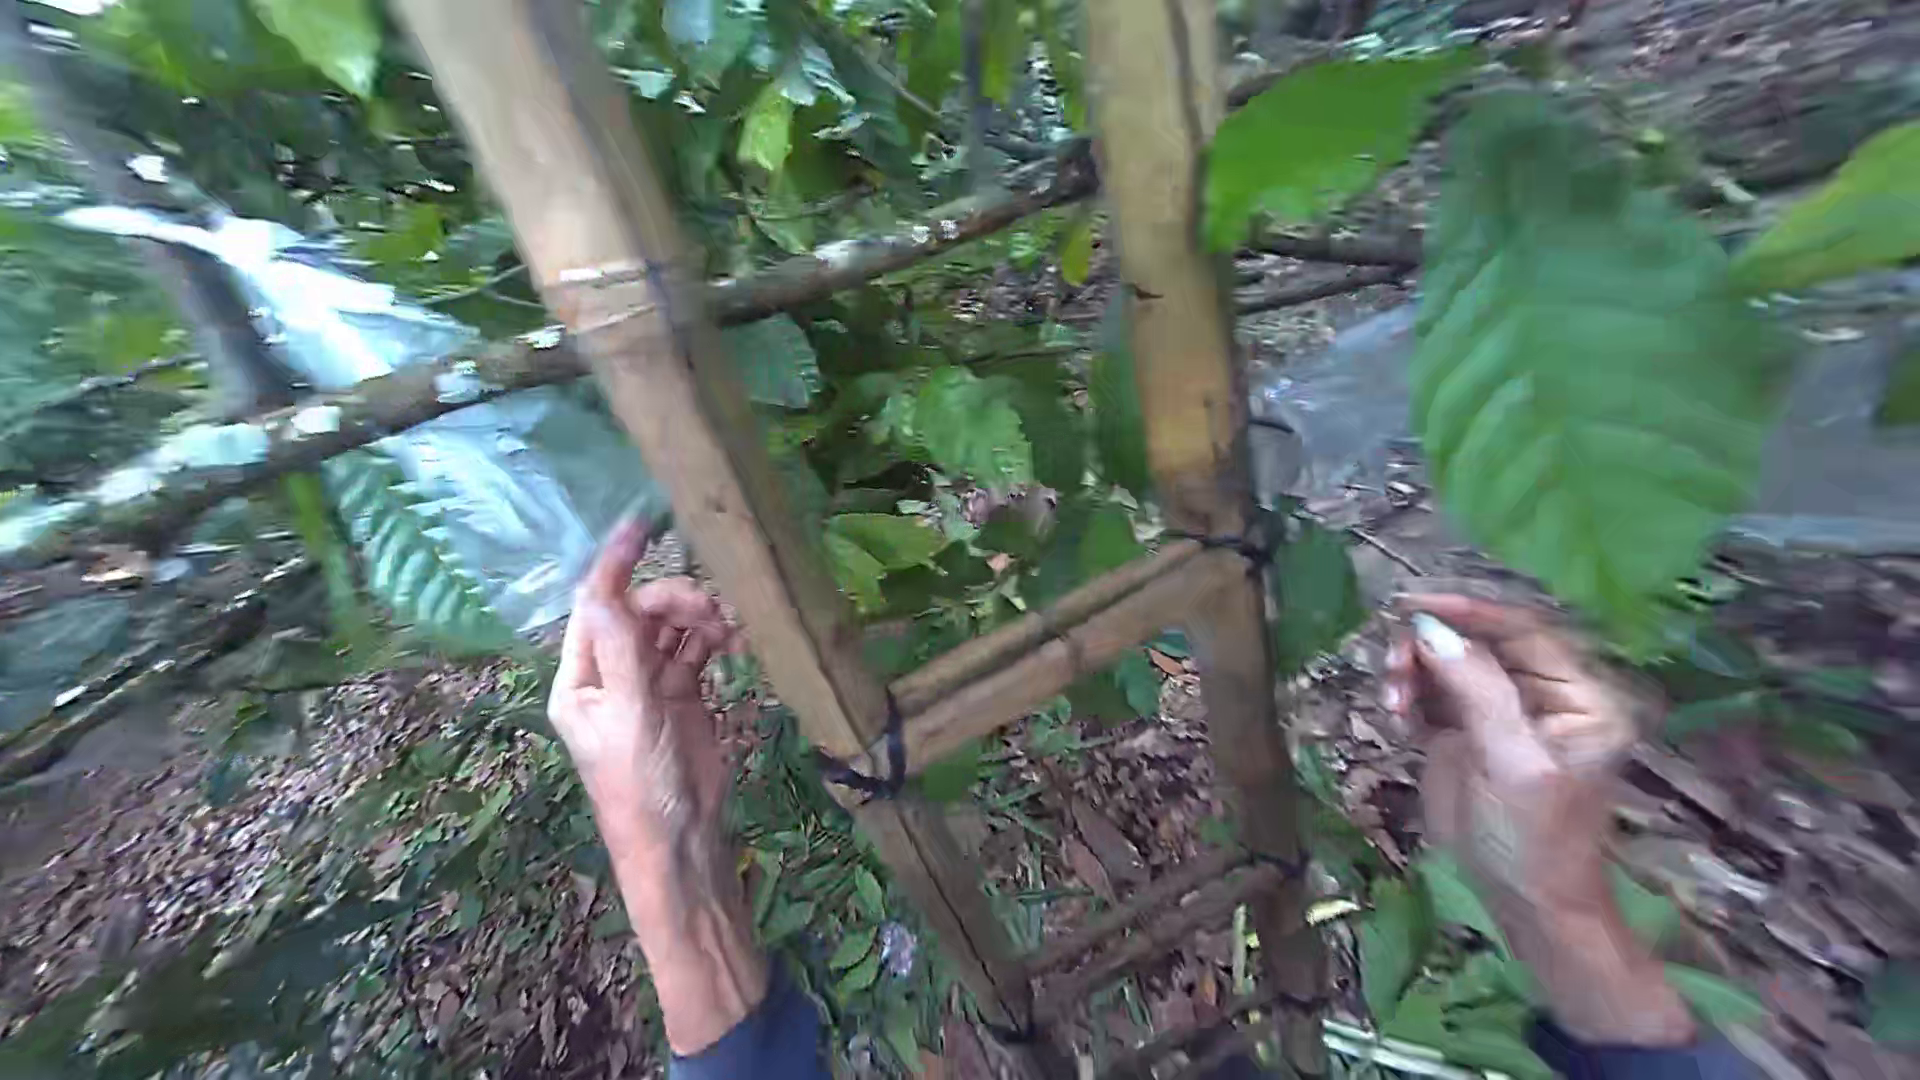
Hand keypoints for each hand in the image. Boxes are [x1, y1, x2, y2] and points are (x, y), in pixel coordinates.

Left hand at [550, 519, 765, 1054]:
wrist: (682, 836)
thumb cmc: (642, 784)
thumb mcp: (631, 717)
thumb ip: (622, 653)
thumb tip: (603, 588)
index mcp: (584, 678)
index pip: (595, 605)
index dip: (615, 564)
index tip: (642, 525)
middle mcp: (614, 672)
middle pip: (641, 612)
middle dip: (675, 602)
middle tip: (711, 611)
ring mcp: (651, 681)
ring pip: (673, 628)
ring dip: (699, 620)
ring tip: (728, 629)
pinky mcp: (684, 691)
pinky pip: (698, 650)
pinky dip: (716, 640)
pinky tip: (736, 642)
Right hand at [1386, 595, 1694, 1045]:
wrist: (1516, 893)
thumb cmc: (1534, 834)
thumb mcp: (1512, 761)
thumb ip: (1475, 690)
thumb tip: (1428, 628)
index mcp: (1577, 696)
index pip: (1523, 631)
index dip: (1470, 611)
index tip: (1413, 605)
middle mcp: (1536, 693)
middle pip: (1472, 641)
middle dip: (1427, 646)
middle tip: (1394, 666)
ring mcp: (1492, 708)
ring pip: (1440, 660)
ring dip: (1408, 671)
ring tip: (1393, 701)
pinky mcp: (1455, 724)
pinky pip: (1422, 687)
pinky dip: (1402, 692)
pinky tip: (1395, 715)